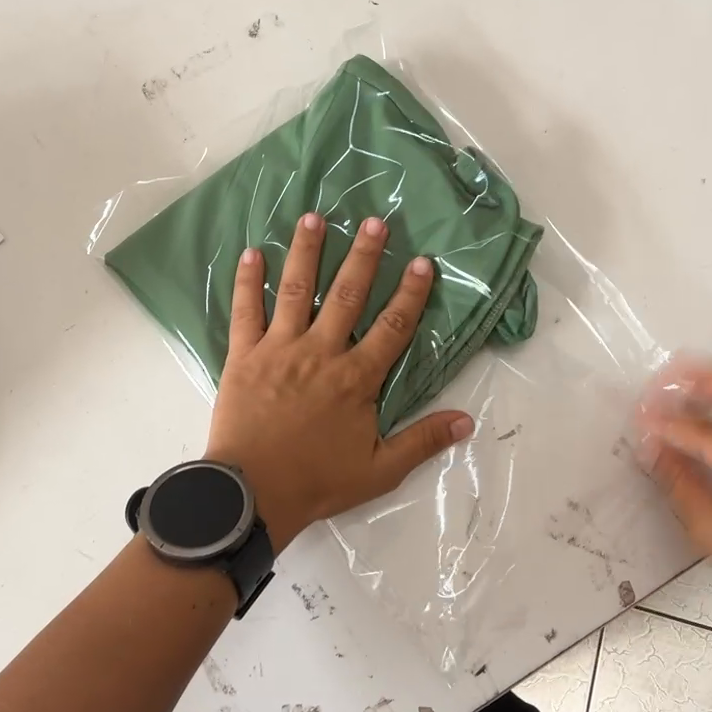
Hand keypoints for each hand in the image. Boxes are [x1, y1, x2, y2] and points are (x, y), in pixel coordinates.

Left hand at [206, 212, 473, 547]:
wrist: (253, 494)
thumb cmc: (318, 483)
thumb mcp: (380, 470)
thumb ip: (422, 441)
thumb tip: (467, 421)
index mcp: (356, 378)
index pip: (392, 327)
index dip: (410, 294)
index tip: (423, 262)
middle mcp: (320, 353)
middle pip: (346, 295)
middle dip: (363, 256)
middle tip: (375, 222)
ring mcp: (279, 350)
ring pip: (295, 291)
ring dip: (306, 252)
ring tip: (313, 217)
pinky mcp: (243, 356)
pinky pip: (245, 312)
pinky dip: (247, 281)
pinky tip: (251, 253)